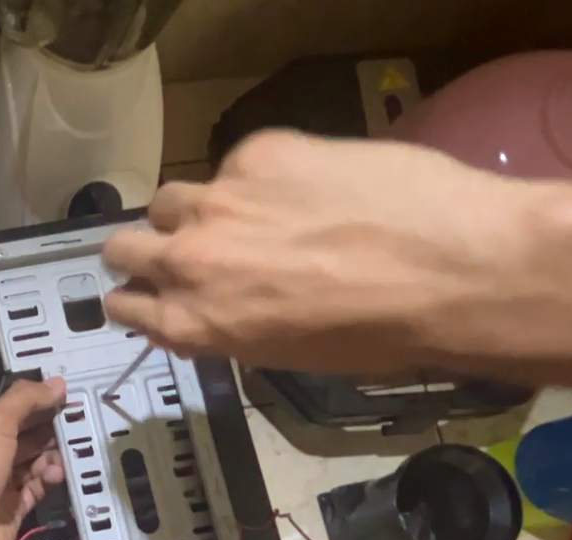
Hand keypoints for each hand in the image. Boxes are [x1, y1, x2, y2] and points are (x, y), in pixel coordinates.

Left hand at [0, 377, 65, 539]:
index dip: (35, 402)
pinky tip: (59, 474)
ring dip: (52, 454)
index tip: (65, 395)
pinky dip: (50, 479)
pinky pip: (38, 488)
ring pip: (34, 462)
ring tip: (70, 450)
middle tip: (78, 420)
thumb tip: (57, 384)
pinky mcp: (15, 510)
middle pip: (24, 437)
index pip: (9, 413)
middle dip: (49, 428)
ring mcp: (1, 486)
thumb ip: (23, 401)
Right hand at [101, 131, 547, 373]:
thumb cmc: (370, 336)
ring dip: (187, 213)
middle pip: (121, 247)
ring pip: (166, 201)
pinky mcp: (259, 153)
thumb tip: (208, 309)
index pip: (122, 304)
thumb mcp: (275, 354)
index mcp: (189, 323)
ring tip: (235, 216)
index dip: (134, 299)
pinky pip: (231, 166)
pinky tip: (298, 188)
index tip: (149, 294)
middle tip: (178, 253)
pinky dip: (251, 180)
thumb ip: (218, 327)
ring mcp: (218, 203)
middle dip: (140, 252)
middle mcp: (186, 263)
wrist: (450, 269)